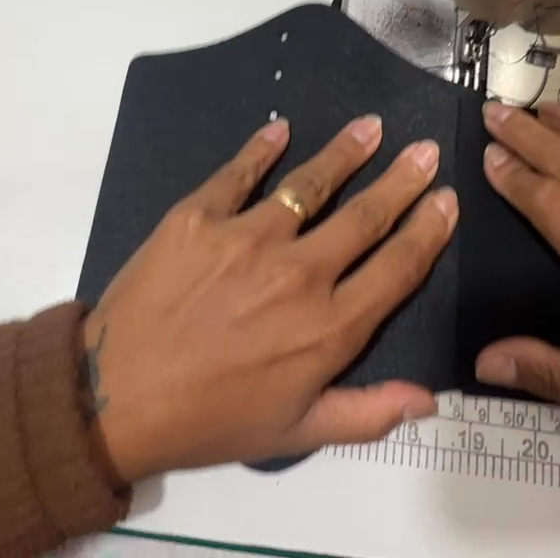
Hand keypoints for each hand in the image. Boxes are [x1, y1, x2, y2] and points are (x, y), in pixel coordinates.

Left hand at [85, 114, 458, 482]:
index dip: (427, 230)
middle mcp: (298, 274)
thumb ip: (367, 414)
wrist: (114, 399)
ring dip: (346, 152)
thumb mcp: (295, 432)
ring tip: (371, 127)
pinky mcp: (199, 216)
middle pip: (365, 216)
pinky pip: (239, 172)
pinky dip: (262, 148)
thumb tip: (429, 399)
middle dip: (402, 179)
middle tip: (424, 150)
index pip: (396, 267)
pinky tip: (281, 128)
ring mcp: (247, 238)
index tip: (445, 200)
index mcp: (328, 328)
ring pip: (311, 184)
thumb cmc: (211, 419)